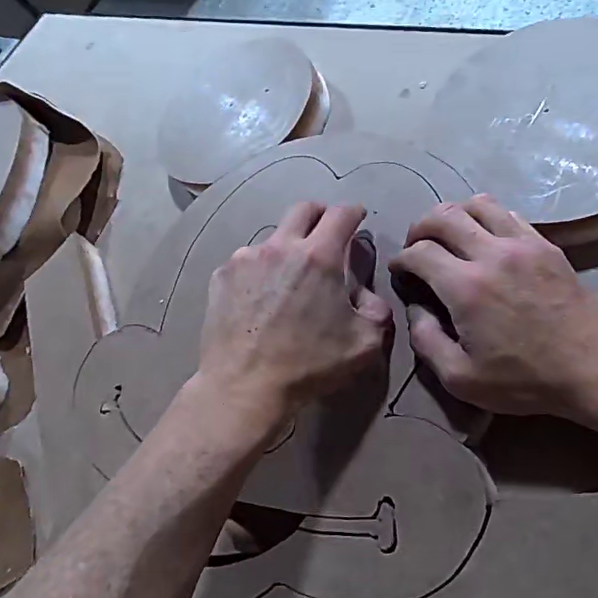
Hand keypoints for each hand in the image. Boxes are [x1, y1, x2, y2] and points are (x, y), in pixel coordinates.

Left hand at [196, 202, 392, 414]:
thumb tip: (361, 293)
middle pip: (303, 209)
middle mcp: (280, 246)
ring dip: (289, 247)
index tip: (358, 219)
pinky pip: (248, 260)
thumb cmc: (310, 364)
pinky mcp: (221, 276)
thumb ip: (376, 307)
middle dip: (321, 216)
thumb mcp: (366, 341)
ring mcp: (245, 259)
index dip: (355, 212)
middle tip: (329, 235)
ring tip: (292, 277)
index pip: (341, 214)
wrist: (244, 388)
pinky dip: (263, 269)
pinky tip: (264, 296)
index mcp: (319, 256)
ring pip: (274, 237)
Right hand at [389, 194, 597, 417]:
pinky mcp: (546, 245)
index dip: (402, 258)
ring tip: (450, 235)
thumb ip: (427, 342)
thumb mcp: (462, 379)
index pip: (420, 251)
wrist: (590, 366)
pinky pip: (509, 214)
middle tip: (417, 246)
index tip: (401, 271)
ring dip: (455, 213)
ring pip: (479, 204)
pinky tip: (486, 239)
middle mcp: (493, 254)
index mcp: (467, 287)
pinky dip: (488, 218)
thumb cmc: (525, 379)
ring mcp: (523, 244)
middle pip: (444, 215)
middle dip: (420, 226)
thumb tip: (416, 309)